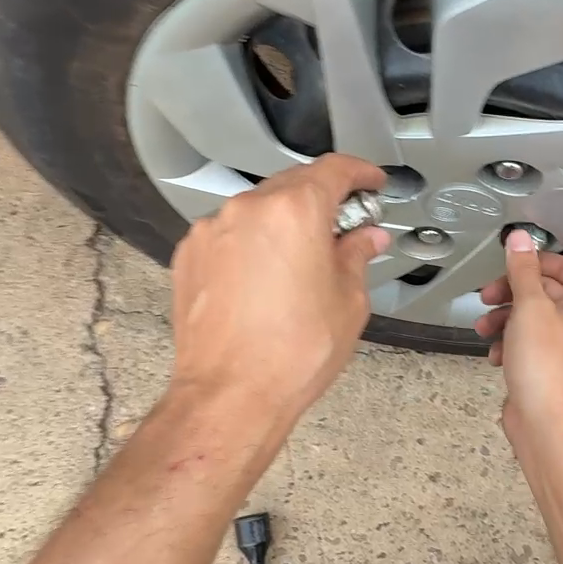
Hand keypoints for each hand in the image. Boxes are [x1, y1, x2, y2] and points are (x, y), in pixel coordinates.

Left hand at [165, 154, 388, 428]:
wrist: (231, 393)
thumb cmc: (291, 353)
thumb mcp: (349, 300)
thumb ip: (357, 256)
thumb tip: (366, 239)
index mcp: (294, 212)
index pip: (334, 170)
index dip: (360, 172)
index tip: (371, 181)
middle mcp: (248, 210)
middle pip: (294, 185)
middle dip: (324, 201)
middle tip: (348, 226)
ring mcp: (213, 231)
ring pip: (259, 209)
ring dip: (286, 223)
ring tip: (307, 259)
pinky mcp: (191, 256)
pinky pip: (231, 233)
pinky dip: (254, 243)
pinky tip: (270, 277)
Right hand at [474, 229, 562, 442]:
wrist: (545, 422)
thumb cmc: (546, 363)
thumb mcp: (530, 306)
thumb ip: (523, 270)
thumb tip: (520, 238)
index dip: (545, 263)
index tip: (517, 263)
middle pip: (549, 293)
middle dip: (514, 293)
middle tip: (489, 295)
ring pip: (535, 320)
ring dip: (506, 319)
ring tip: (484, 328)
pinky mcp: (552, 368)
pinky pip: (531, 344)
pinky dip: (511, 344)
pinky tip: (496, 354)